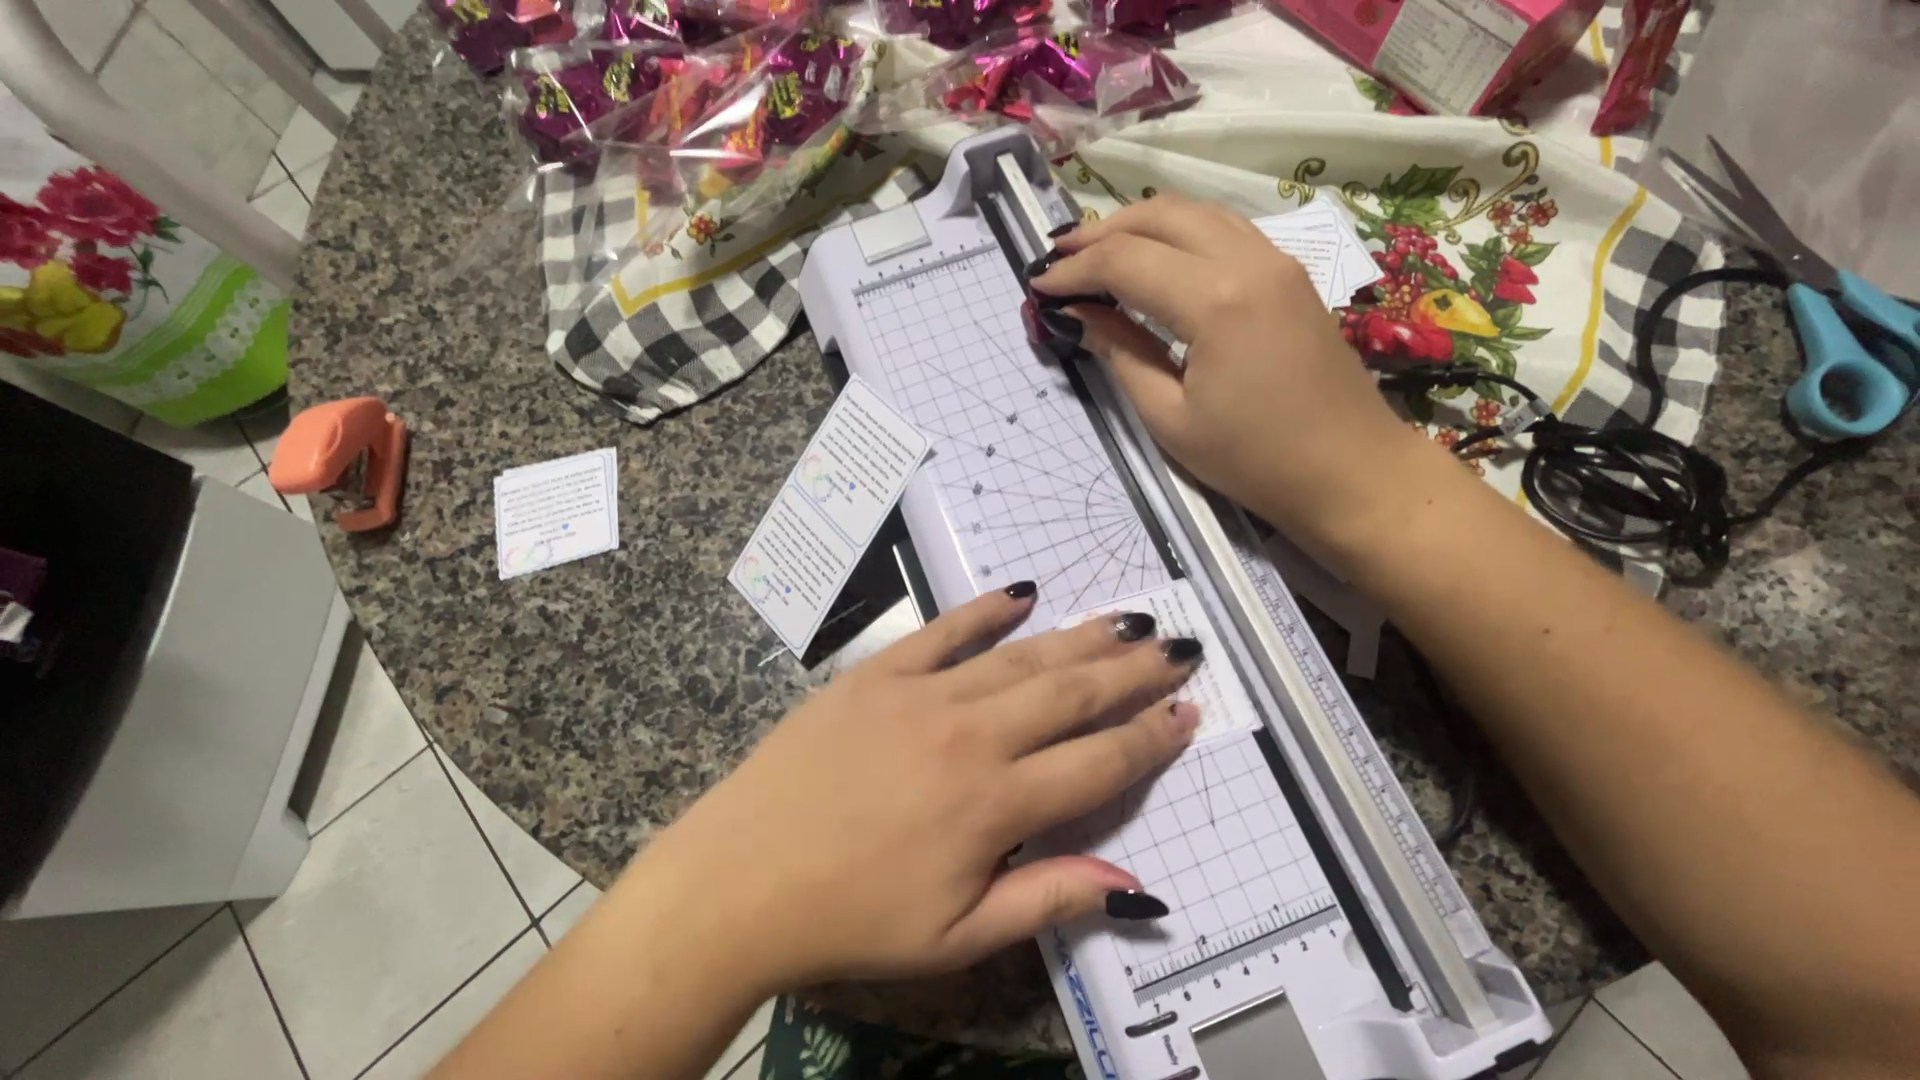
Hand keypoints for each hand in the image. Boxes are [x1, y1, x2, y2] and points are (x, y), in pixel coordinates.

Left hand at [631, 586, 1201, 993]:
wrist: (739, 881)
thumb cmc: (852, 920)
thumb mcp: (957, 937)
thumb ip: (1049, 900)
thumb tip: (1138, 888)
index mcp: (995, 805)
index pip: (1098, 762)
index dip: (1151, 737)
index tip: (1188, 711)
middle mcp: (970, 737)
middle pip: (1071, 693)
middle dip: (1133, 672)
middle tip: (1178, 647)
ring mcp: (920, 696)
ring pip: (1020, 657)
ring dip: (1080, 638)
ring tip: (1127, 620)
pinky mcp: (876, 675)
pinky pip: (943, 631)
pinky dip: (986, 610)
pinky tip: (1024, 593)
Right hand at [1031, 196, 1428, 555]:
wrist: (1350, 472)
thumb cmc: (1255, 460)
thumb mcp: (1170, 418)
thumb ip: (1121, 354)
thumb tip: (1082, 314)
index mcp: (1214, 300)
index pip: (1125, 261)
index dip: (1074, 271)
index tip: (1038, 287)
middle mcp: (1248, 261)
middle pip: (1160, 216)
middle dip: (1101, 231)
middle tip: (1059, 259)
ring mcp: (1276, 261)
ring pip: (1195, 212)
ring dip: (1140, 223)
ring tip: (1098, 252)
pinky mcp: (1289, 274)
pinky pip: (1223, 229)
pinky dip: (1178, 232)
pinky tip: (1155, 260)